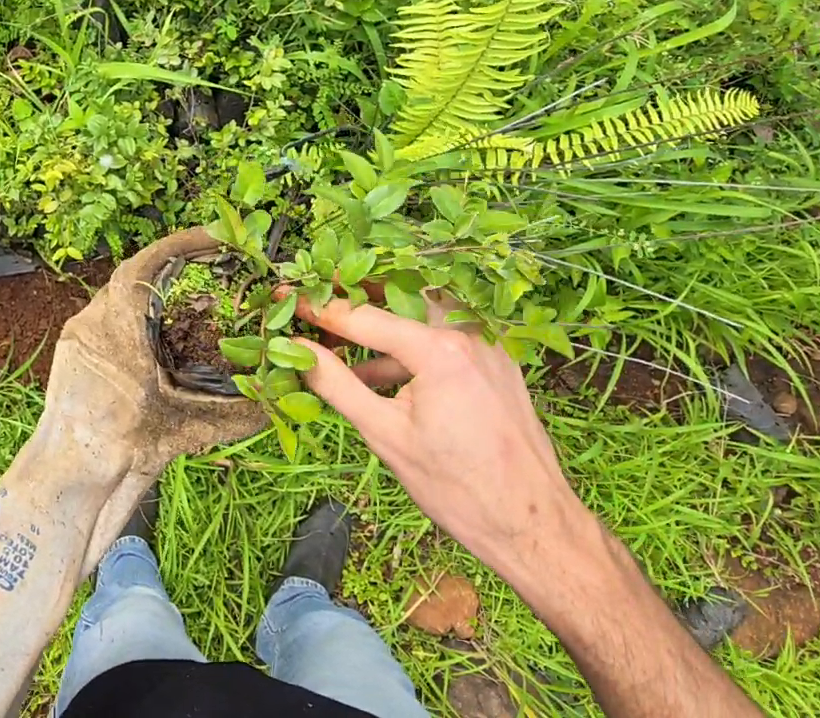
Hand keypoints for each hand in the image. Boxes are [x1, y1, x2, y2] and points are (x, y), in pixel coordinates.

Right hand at [293, 294, 766, 717]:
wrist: (534, 525)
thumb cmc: (457, 487)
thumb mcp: (384, 434)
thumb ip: (335, 383)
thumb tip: (295, 349)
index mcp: (440, 348)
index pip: (363, 316)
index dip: (318, 307)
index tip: (285, 297)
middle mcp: (468, 333)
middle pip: (397, 294)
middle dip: (352, 294)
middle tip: (313, 299)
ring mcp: (488, 346)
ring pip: (421, 313)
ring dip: (380, 320)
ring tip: (339, 339)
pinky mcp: (497, 363)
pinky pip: (444, 337)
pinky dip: (408, 345)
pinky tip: (379, 371)